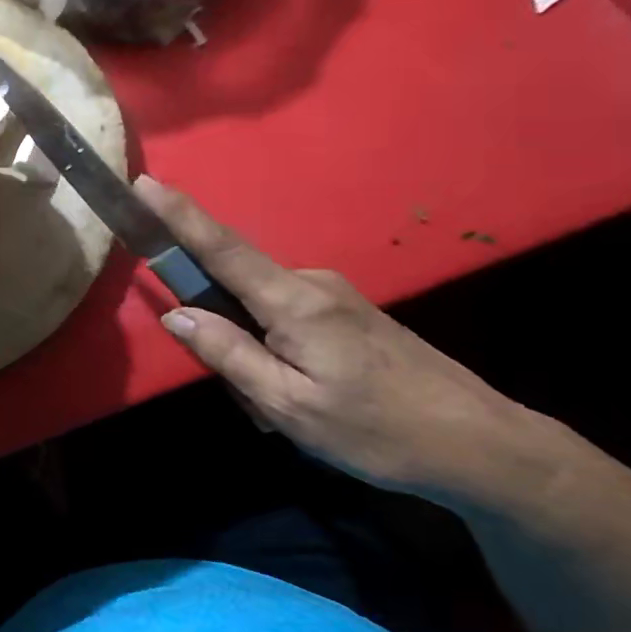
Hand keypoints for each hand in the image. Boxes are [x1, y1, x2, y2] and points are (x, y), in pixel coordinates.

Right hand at [133, 176, 552, 506]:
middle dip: (214, 321)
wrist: (486, 447)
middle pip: (233, 281)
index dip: (179, 215)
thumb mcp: (288, 404)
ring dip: (248, 345)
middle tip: (248, 394)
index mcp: (295, 302)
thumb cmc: (378, 430)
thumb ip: (228, 354)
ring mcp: (333, 295)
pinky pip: (282, 314)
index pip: (222, 248)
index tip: (144, 184)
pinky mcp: (347, 311)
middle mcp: (312, 284)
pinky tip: (303, 392)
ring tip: (283, 407)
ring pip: (257, 305)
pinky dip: (271, 346)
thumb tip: (177, 315)